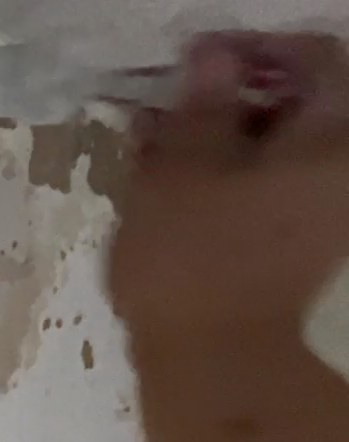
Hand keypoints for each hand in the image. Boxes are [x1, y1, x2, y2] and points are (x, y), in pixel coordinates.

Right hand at [109, 32, 348, 351]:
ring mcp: (330, 198)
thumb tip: (210, 57)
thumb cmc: (188, 259)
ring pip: (278, 144)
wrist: (211, 350)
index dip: (249, 48)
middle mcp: (348, 156)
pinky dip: (227, 172)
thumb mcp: (176, 179)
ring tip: (156, 150)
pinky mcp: (304, 233)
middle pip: (300, 99)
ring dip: (221, 137)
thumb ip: (197, 113)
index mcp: (332, 132)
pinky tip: (178, 187)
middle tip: (163, 107)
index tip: (189, 57)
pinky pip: (271, 181)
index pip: (312, 55)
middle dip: (231, 95)